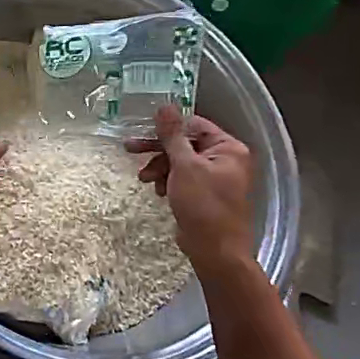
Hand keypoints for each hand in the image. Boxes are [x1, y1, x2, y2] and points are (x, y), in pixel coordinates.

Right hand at [128, 106, 255, 272]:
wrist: (215, 252)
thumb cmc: (204, 205)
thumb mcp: (184, 165)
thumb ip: (172, 135)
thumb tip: (165, 106)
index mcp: (228, 148)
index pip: (194, 125)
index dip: (168, 127)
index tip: (143, 130)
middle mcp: (226, 159)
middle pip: (185, 143)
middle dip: (158, 150)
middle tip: (130, 149)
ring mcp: (216, 178)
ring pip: (180, 162)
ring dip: (160, 167)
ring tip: (145, 179)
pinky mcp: (205, 194)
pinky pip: (183, 178)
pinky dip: (168, 181)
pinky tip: (159, 191)